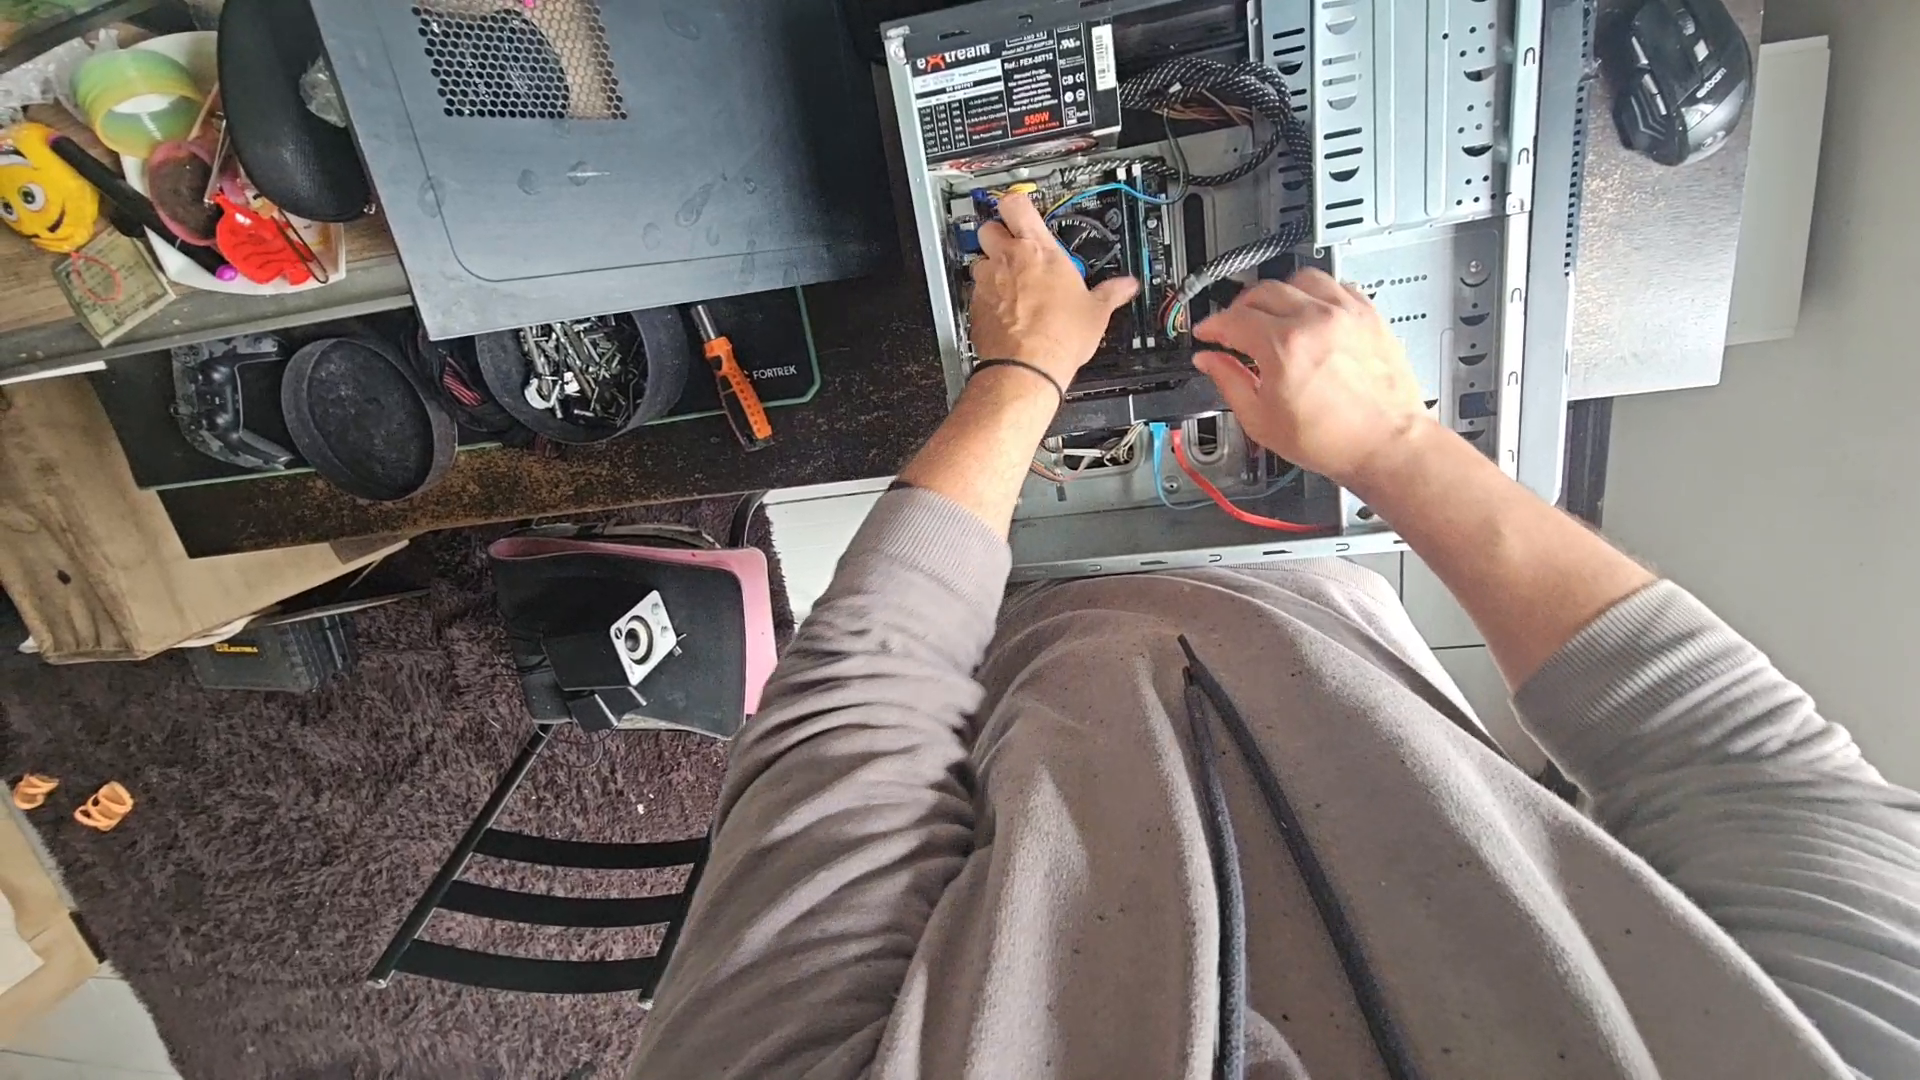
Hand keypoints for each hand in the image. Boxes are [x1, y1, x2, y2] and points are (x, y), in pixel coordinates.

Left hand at [968, 193, 1138, 390]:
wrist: (1027, 367)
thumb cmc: (1059, 337)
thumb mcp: (1096, 312)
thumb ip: (1110, 292)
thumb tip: (1126, 286)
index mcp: (1039, 249)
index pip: (1016, 204)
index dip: (1016, 204)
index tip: (1023, 211)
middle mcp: (1008, 260)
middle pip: (988, 227)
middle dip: (998, 234)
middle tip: (1014, 249)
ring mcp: (988, 283)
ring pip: (978, 261)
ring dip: (989, 268)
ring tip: (1008, 285)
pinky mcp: (975, 307)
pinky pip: (975, 293)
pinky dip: (985, 298)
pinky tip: (1002, 312)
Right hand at [1191, 269, 1432, 490]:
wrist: (1384, 444)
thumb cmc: (1331, 439)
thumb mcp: (1260, 419)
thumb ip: (1229, 381)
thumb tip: (1210, 361)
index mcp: (1283, 346)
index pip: (1233, 319)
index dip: (1212, 326)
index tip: (1207, 333)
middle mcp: (1315, 320)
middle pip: (1262, 292)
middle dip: (1238, 309)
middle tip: (1232, 327)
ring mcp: (1345, 313)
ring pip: (1299, 279)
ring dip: (1277, 293)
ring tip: (1270, 314)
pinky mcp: (1368, 315)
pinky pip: (1335, 285)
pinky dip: (1314, 294)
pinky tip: (1307, 314)